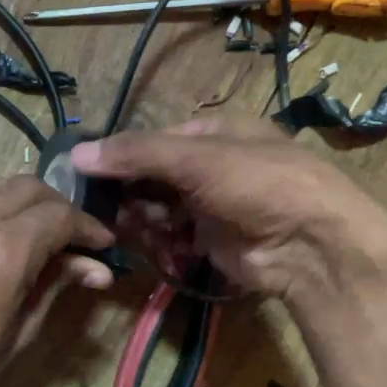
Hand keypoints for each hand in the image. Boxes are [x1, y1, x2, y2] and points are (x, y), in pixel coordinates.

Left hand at [0, 176, 113, 386]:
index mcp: (5, 250)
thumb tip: (95, 269)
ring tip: (33, 233)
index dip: (88, 227)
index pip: (61, 216)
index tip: (103, 245)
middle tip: (71, 239)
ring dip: (23, 202)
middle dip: (58, 208)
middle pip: (30, 188)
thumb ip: (55, 288)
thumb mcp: (18, 334)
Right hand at [71, 117, 386, 299]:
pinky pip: (174, 241)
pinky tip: (166, 254)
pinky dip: (165, 247)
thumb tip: (76, 153)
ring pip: (160, 212)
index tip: (89, 178)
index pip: (154, 142)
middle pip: (153, 179)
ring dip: (146, 225)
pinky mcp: (213, 242)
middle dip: (133, 197)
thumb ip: (137, 155)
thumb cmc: (259, 185)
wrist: (310, 245)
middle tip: (112, 214)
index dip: (122, 159)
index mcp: (215, 132)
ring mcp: (213, 206)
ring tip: (142, 234)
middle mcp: (212, 166)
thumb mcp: (197, 159)